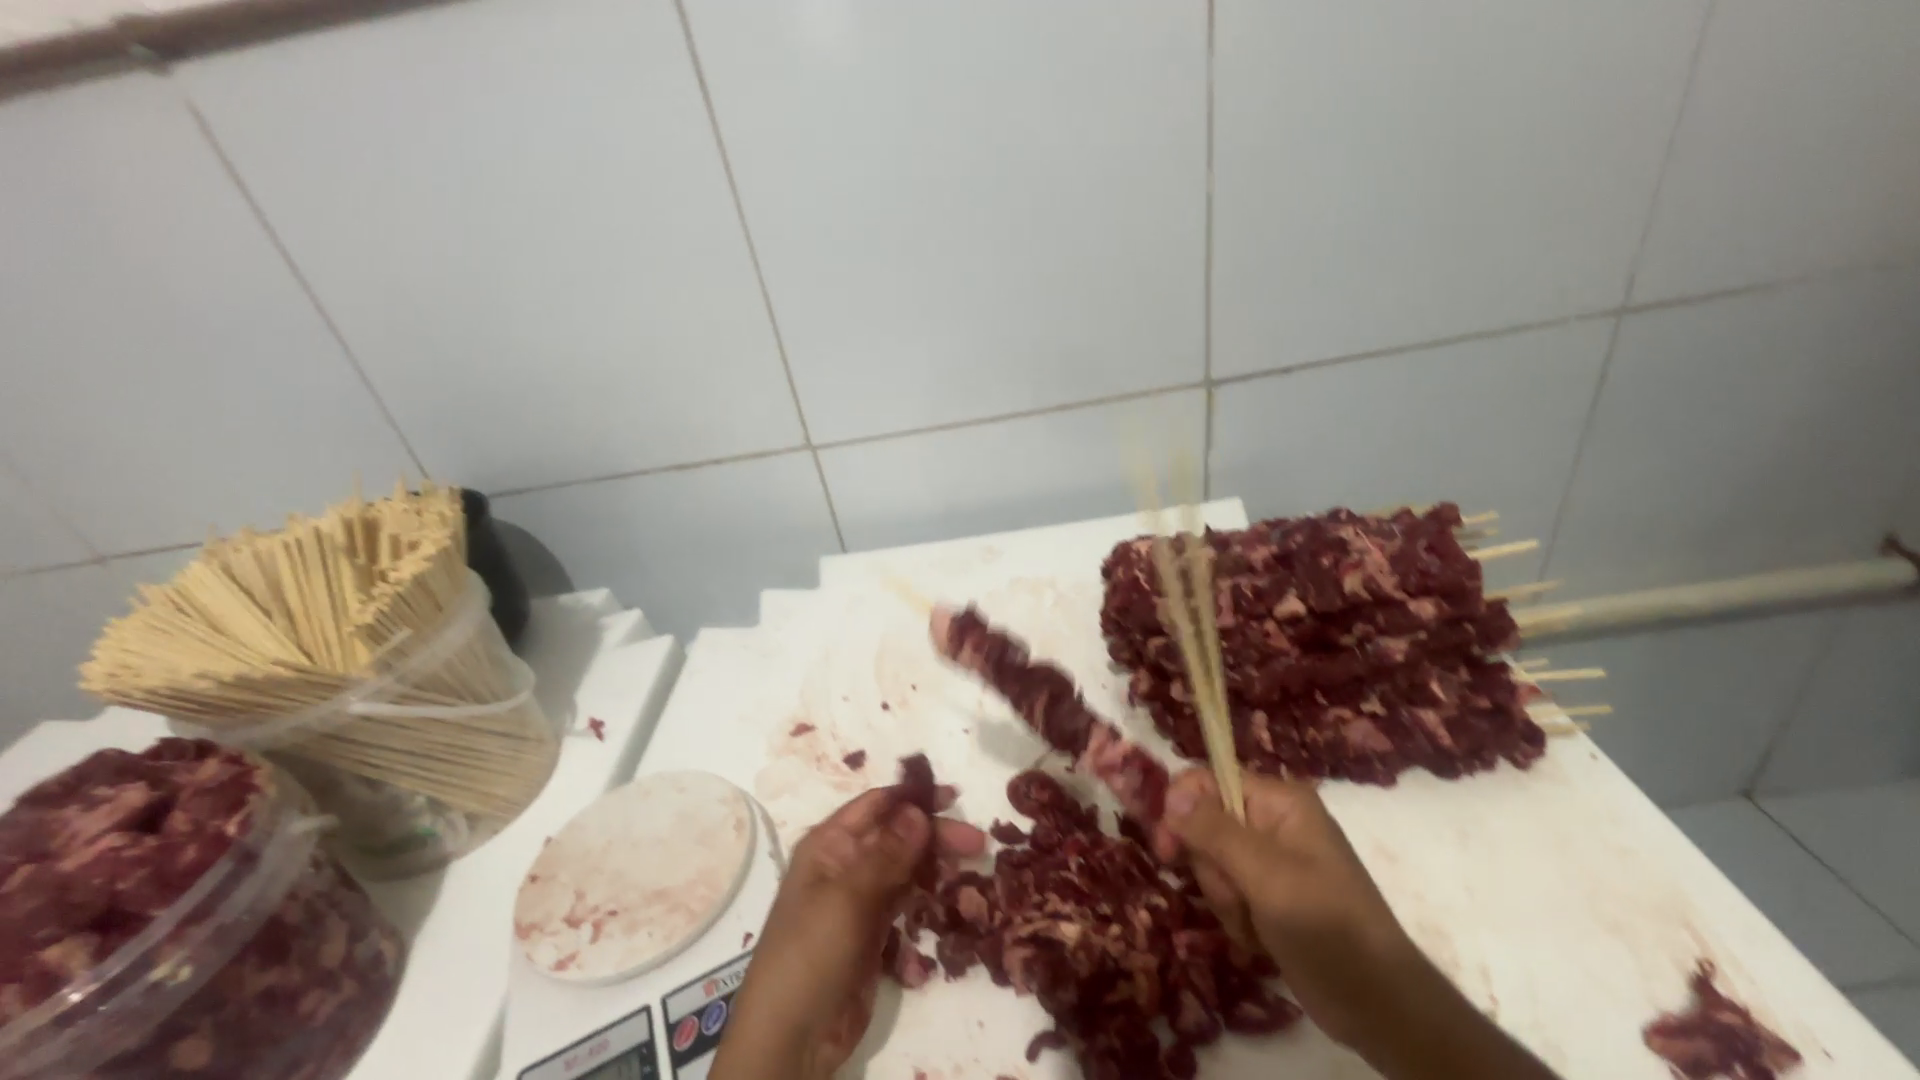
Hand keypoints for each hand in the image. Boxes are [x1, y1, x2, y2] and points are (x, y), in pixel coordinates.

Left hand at [713, 785, 986, 1079]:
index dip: (912, 798)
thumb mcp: (849, 897)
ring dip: (934, 871)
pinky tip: (948, 913)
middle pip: (897, 838)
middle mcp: (843, 867)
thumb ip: (887, 852)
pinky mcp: (872, 937)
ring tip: (970, 875)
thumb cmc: (812, 952)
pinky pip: (905, 908)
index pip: (875, 806)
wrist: (793, 1035)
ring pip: (905, 872)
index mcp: (829, 846)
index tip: (954, 798)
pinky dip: (926, 906)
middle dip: (934, 838)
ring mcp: (858, 903)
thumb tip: (918, 808)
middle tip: (978, 844)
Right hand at [1155, 769, 1417, 1049]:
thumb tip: (1171, 792)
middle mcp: (1274, 823)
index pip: (1208, 780)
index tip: (1166, 851)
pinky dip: (1235, 918)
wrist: (1375, 1001)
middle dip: (1212, 868)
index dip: (1181, 809)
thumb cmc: (1325, 926)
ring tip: (1255, 924)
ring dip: (1224, 899)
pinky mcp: (1269, 897)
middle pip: (1205, 825)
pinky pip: (1228, 893)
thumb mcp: (1265, 874)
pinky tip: (1259, 939)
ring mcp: (1272, 862)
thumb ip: (1214, 831)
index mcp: (1280, 801)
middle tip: (1238, 897)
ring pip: (1212, 864)